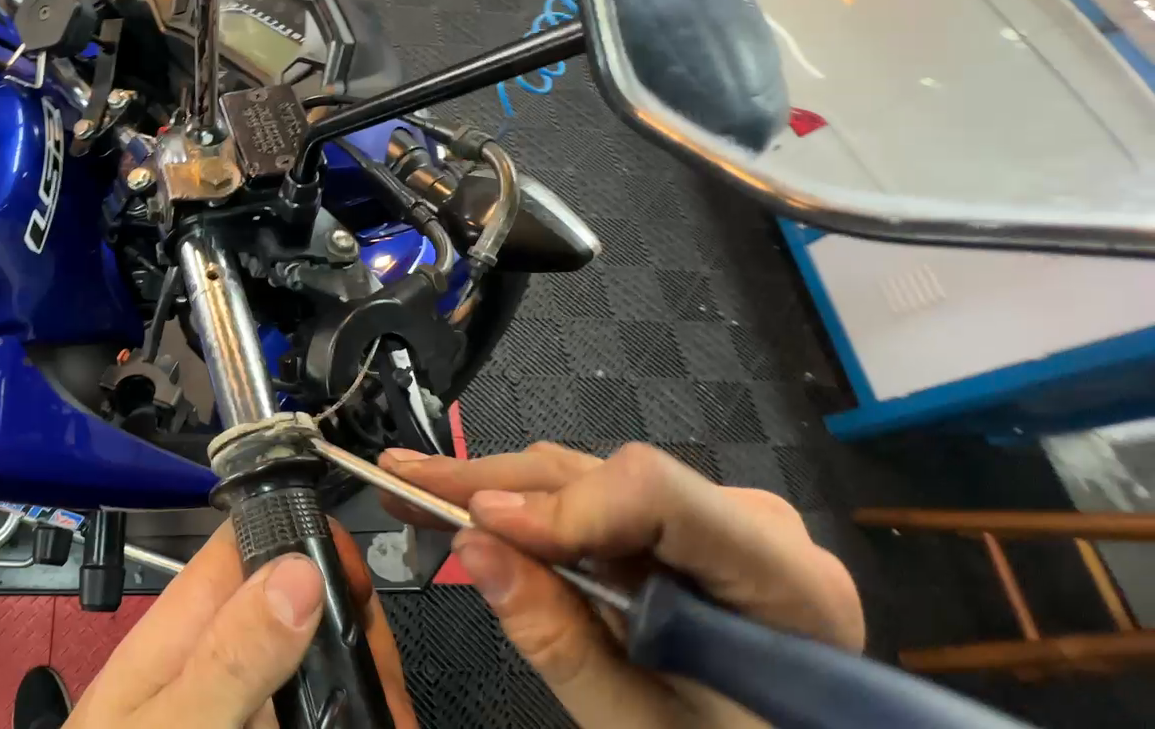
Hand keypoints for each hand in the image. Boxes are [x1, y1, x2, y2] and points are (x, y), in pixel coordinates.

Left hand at [69, 519, 417, 728]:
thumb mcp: (172, 725)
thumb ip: (230, 656)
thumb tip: (299, 568)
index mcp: (185, 624)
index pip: (250, 541)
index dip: (309, 540)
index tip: (360, 582)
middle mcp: (217, 651)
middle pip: (299, 598)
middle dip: (352, 623)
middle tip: (384, 680)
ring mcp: (243, 697)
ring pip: (318, 656)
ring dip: (364, 675)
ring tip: (391, 715)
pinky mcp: (258, 721)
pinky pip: (315, 706)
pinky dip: (352, 711)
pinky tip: (376, 721)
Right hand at [379, 442, 862, 727]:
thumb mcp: (641, 727)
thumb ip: (558, 638)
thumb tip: (471, 544)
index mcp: (778, 578)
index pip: (655, 494)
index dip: (558, 503)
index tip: (476, 525)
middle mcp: (750, 520)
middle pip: (604, 476)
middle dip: (495, 484)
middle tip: (401, 481)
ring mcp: (718, 514)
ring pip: (587, 479)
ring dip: (498, 490)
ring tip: (418, 491)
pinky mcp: (683, 523)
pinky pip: (592, 499)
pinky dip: (527, 510)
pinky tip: (471, 508)